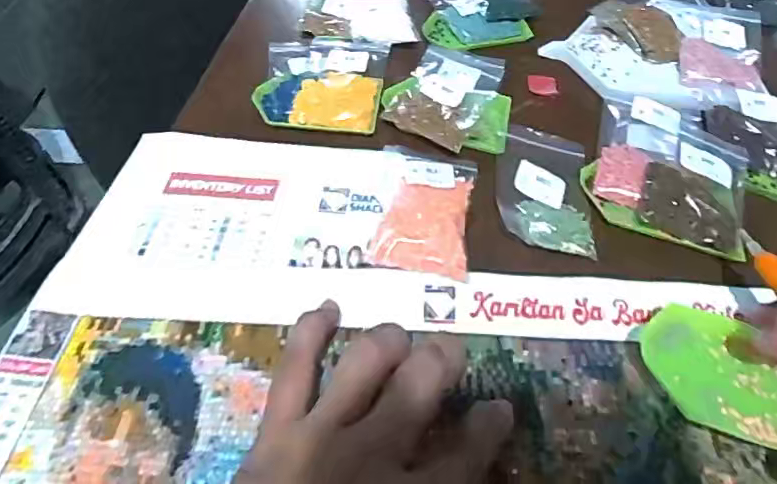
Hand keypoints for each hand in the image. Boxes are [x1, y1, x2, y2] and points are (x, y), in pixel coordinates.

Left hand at [236, 301, 511, 483]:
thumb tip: (450, 474)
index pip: (466, 456)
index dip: (488, 428)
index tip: (499, 408)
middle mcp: (374, 455)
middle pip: (420, 385)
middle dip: (441, 358)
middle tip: (448, 351)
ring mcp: (323, 435)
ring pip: (366, 360)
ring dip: (388, 341)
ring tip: (397, 340)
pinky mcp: (277, 429)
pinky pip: (296, 365)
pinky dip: (311, 329)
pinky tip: (328, 308)